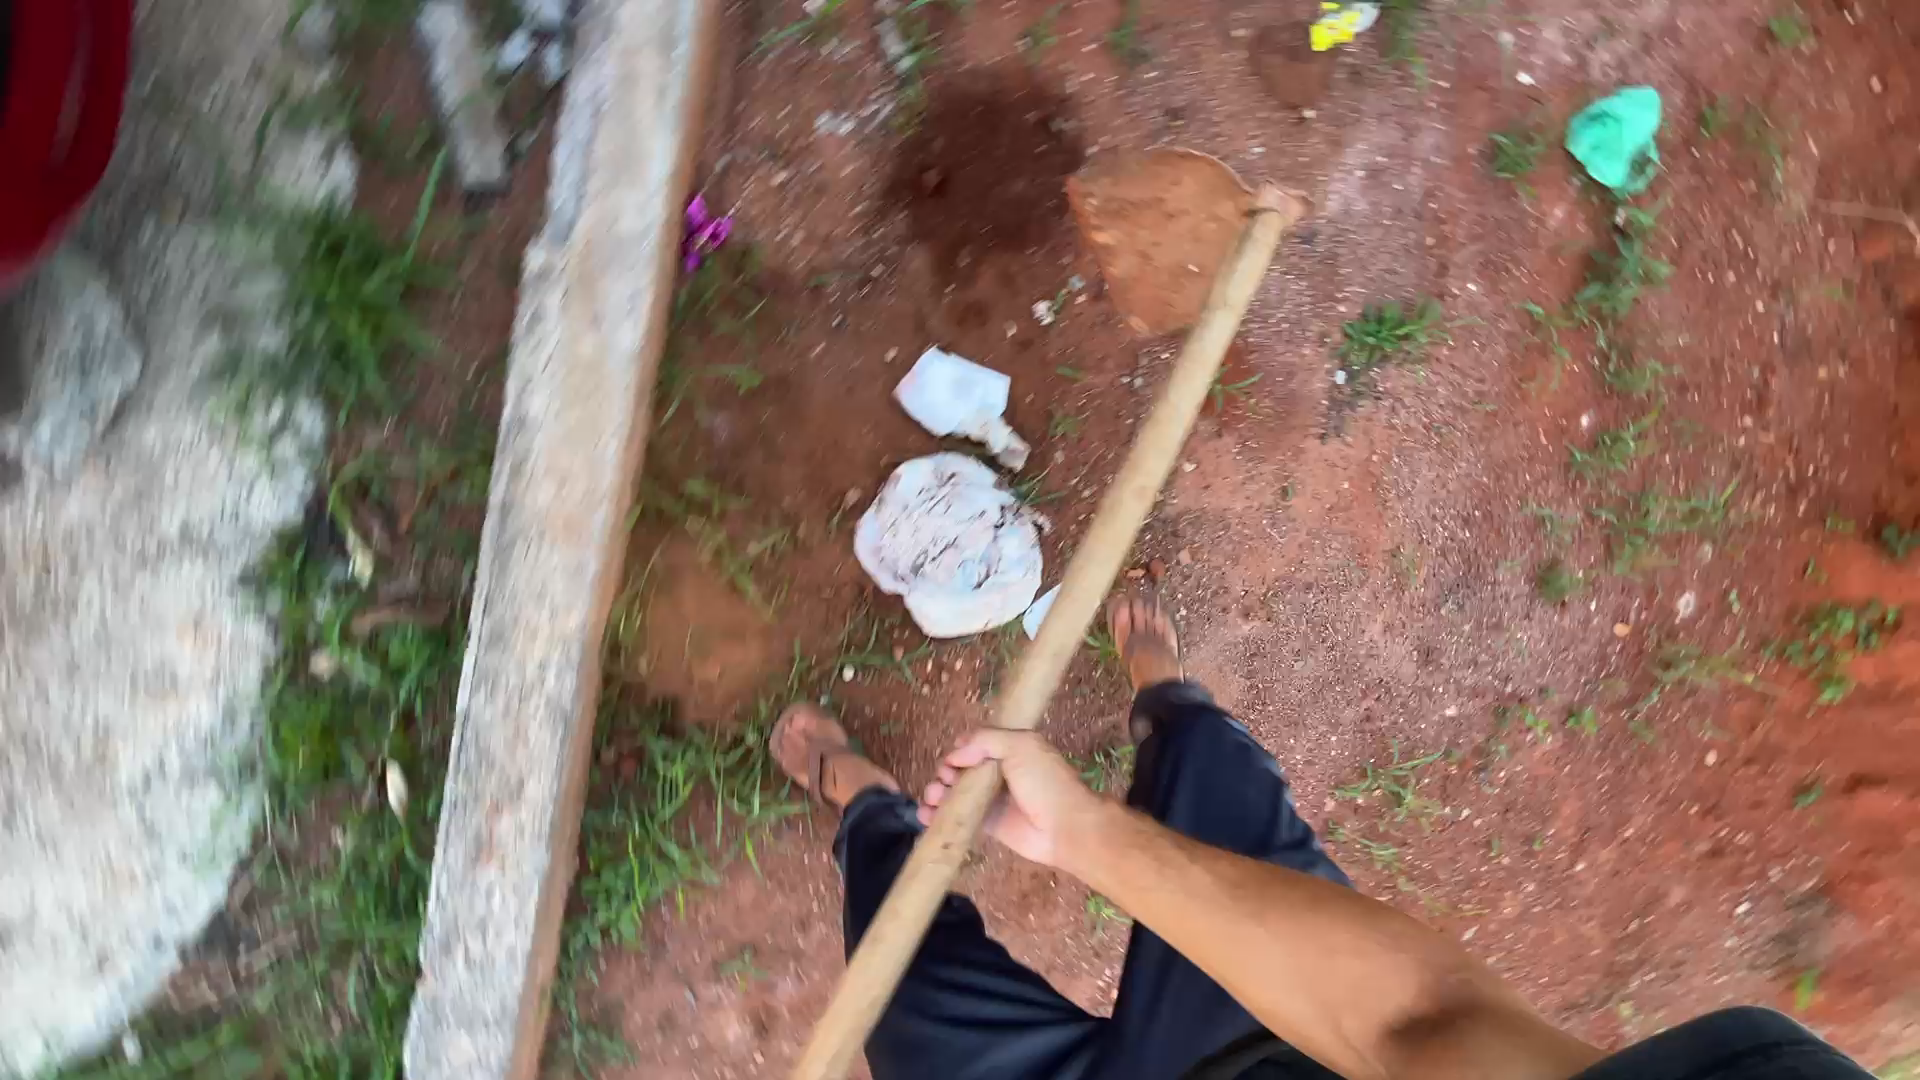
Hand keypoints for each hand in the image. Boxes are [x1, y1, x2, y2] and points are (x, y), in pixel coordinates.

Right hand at [917, 730, 1106, 868]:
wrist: (1065, 827)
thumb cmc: (1045, 781)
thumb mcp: (1020, 746)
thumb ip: (986, 740)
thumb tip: (955, 751)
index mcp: (1009, 749)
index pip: (975, 745)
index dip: (959, 751)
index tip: (952, 761)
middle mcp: (999, 772)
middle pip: (961, 769)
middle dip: (944, 773)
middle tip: (942, 782)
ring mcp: (993, 799)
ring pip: (957, 793)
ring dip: (938, 793)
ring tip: (931, 799)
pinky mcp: (988, 824)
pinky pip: (960, 817)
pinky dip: (940, 816)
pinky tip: (926, 817)